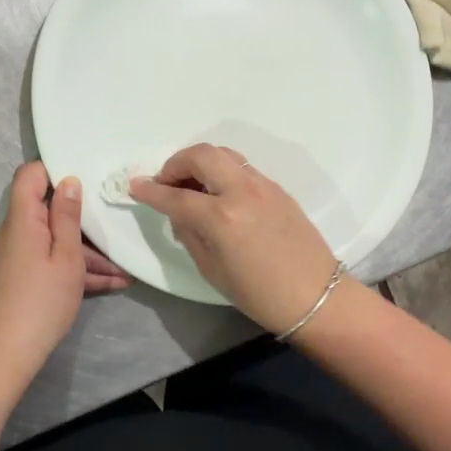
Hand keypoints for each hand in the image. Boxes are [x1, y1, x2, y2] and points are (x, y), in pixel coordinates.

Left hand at [0, 163, 128, 380]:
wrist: (8, 356)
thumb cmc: (41, 302)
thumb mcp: (65, 258)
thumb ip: (67, 217)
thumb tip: (68, 181)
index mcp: (23, 219)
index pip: (30, 175)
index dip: (55, 169)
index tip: (86, 173)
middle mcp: (17, 232)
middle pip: (48, 210)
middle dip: (82, 216)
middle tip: (115, 216)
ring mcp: (20, 256)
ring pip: (57, 241)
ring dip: (88, 252)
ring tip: (125, 267)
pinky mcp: (25, 278)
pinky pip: (54, 262)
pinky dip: (78, 270)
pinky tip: (114, 283)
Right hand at [129, 144, 340, 334]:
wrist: (315, 296)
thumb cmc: (259, 294)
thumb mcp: (211, 270)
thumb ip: (190, 233)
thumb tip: (179, 212)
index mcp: (221, 217)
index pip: (175, 196)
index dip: (150, 191)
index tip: (135, 186)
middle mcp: (241, 191)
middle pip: (201, 155)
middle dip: (176, 164)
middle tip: (167, 183)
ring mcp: (263, 185)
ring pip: (224, 154)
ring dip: (201, 162)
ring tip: (192, 185)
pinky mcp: (277, 188)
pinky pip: (242, 168)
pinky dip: (222, 171)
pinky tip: (219, 194)